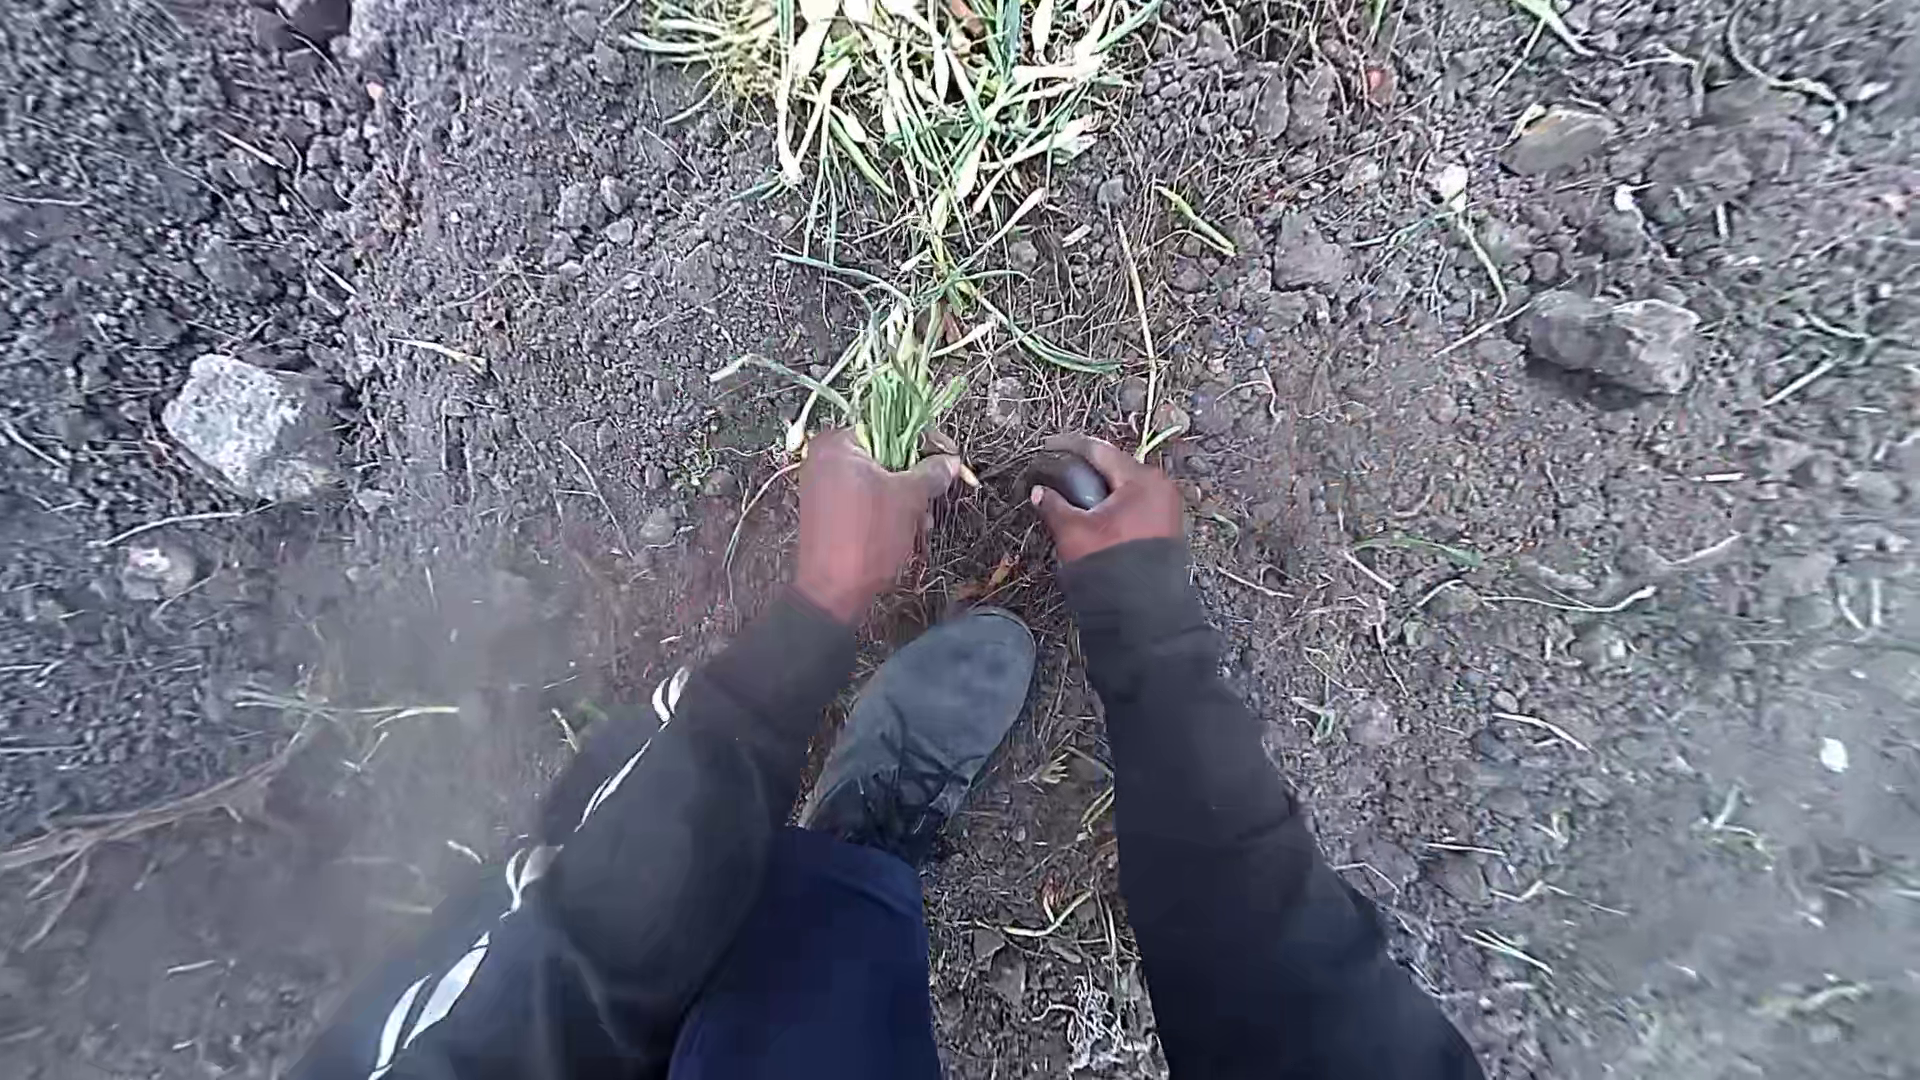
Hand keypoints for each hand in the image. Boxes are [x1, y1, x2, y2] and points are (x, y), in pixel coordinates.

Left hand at [794, 429, 961, 622]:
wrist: (832, 593)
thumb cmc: (867, 538)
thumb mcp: (908, 498)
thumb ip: (932, 472)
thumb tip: (951, 461)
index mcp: (839, 444)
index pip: (893, 425)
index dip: (928, 442)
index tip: (952, 460)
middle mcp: (827, 459)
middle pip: (889, 454)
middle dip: (918, 478)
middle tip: (935, 497)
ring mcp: (827, 486)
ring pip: (882, 480)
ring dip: (909, 499)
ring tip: (921, 523)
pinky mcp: (832, 511)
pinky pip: (870, 499)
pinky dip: (891, 511)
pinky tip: (908, 532)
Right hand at [1029, 433, 1184, 563]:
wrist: (1143, 609)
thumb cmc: (1112, 565)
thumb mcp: (1073, 530)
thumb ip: (1053, 505)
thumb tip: (1040, 492)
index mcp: (1142, 480)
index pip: (1100, 451)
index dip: (1070, 446)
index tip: (1050, 446)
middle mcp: (1160, 487)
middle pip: (1115, 468)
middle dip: (1086, 469)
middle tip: (1059, 470)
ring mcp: (1167, 508)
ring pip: (1125, 487)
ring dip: (1100, 488)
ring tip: (1073, 492)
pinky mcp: (1165, 527)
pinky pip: (1135, 504)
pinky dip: (1113, 504)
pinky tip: (1095, 512)